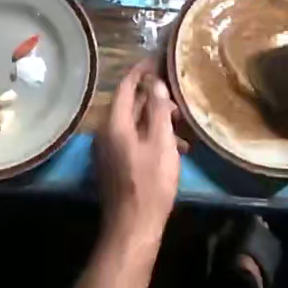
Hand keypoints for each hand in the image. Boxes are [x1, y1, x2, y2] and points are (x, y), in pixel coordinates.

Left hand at [96, 62, 182, 240]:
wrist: (133, 227)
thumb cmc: (150, 183)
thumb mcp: (161, 142)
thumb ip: (157, 110)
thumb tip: (154, 82)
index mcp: (113, 123)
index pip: (124, 86)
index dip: (141, 71)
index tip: (158, 60)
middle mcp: (105, 132)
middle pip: (128, 104)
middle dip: (153, 96)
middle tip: (177, 93)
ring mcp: (108, 149)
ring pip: (133, 122)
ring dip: (156, 119)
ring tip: (182, 122)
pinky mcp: (114, 163)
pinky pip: (133, 139)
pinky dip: (151, 136)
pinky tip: (175, 147)